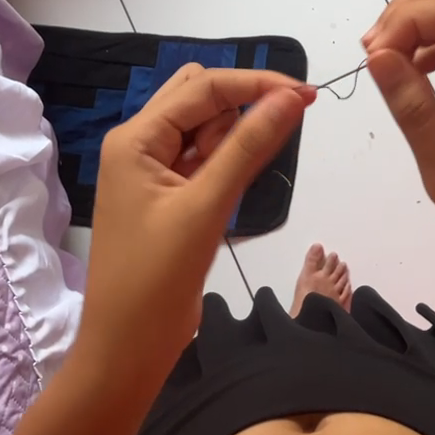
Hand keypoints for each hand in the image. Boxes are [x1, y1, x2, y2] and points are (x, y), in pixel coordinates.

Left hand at [78, 65, 313, 377]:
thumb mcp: (206, 207)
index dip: (256, 84)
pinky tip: (235, 186)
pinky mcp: (169, 194)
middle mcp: (140, 143)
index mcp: (136, 138)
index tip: (307, 95)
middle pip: (199, 96)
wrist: (127, 350)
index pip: (203, 87)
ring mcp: (153, 169)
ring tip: (231, 188)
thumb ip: (249, 146)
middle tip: (269, 143)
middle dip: (241, 107)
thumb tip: (291, 97)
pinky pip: (203, 157)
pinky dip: (227, 161)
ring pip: (204, 126)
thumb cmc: (157, 279)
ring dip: (233, 138)